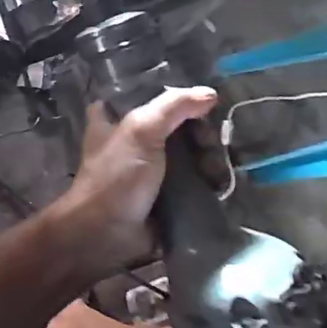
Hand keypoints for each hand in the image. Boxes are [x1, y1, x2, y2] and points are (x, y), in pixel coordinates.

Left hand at [45, 86, 217, 277]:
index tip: (203, 101)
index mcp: (117, 115)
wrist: (104, 234)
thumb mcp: (141, 130)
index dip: (176, 96)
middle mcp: (134, 138)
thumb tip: (210, 94)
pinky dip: (208, 180)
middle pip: (177, 124)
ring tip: (218, 167)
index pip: (151, 94)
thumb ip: (174, 107)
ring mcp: (150, 168)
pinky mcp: (164, 194)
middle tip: (213, 141)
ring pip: (188, 153)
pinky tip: (222, 181)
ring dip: (207, 158)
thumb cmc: (116, 176)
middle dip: (200, 132)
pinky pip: (192, 180)